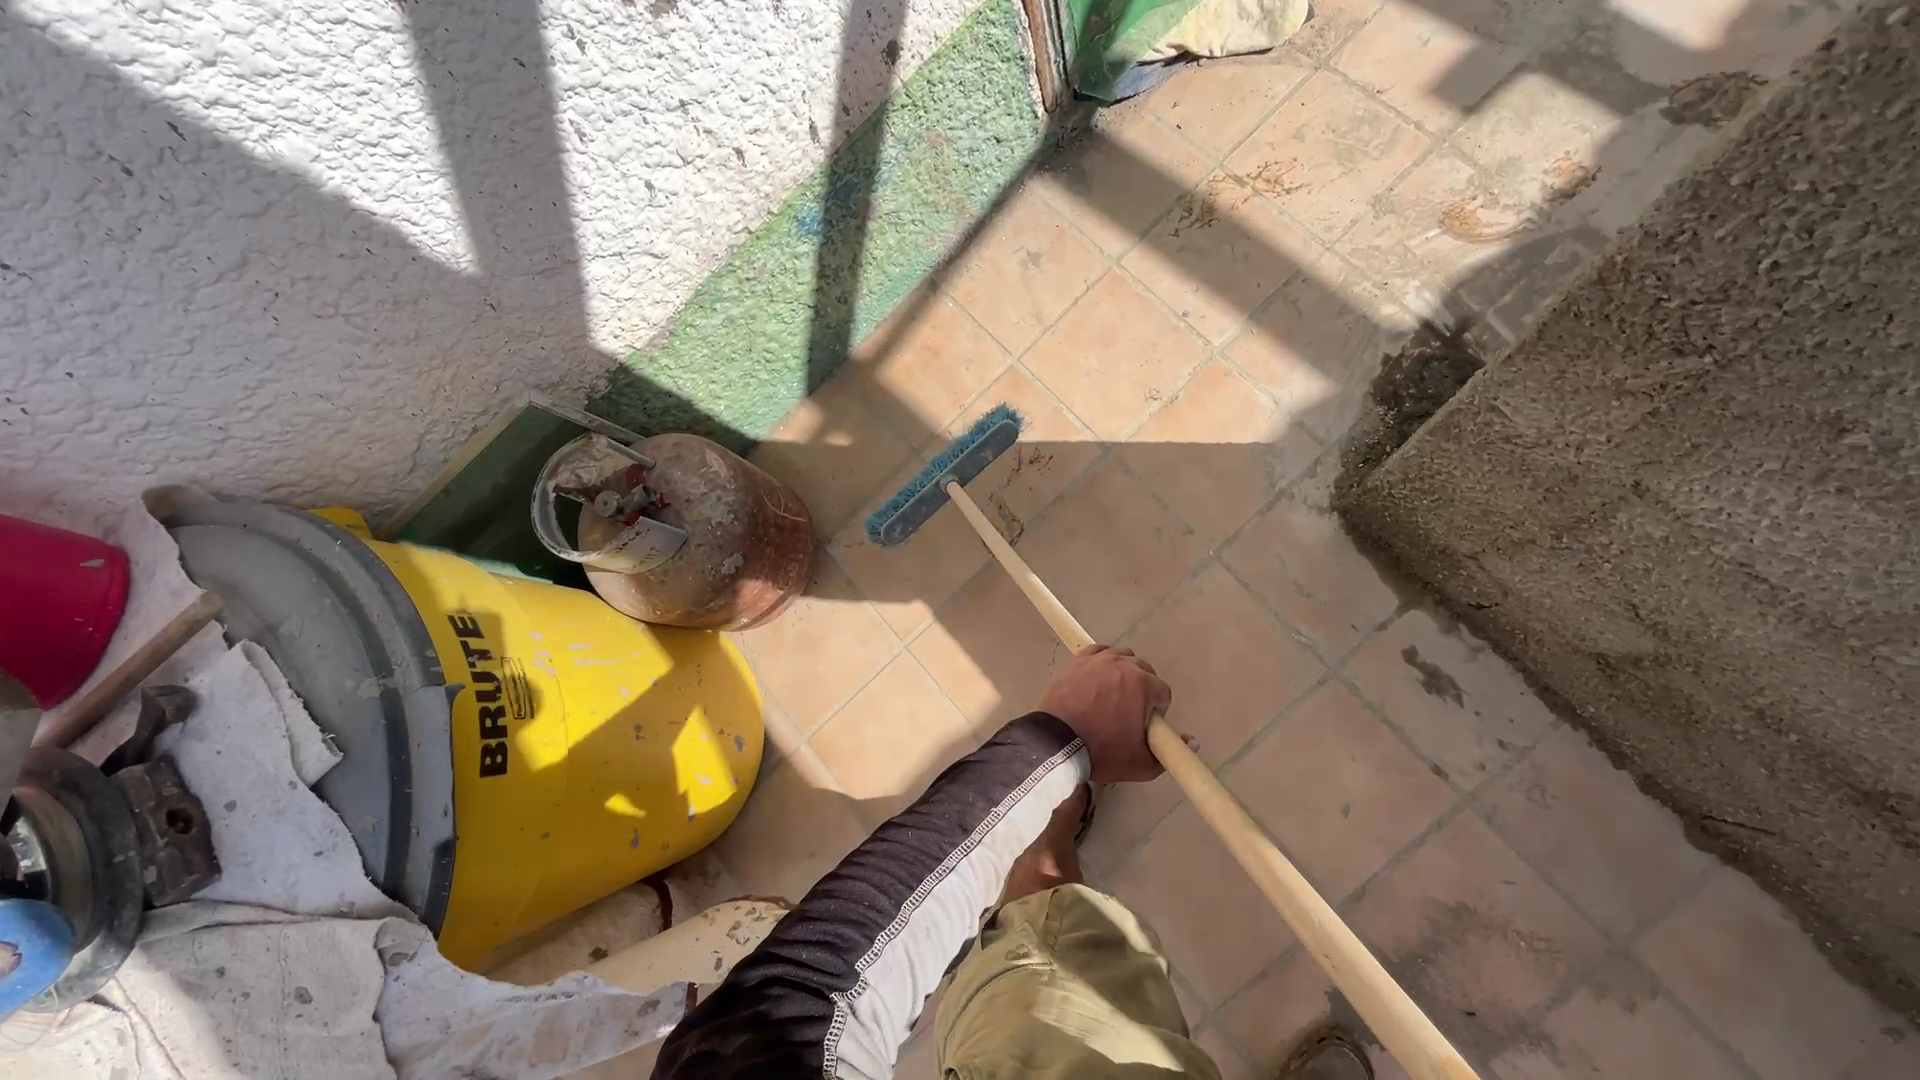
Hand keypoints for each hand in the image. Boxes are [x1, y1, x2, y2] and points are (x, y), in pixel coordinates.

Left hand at [1037, 645, 1172, 782]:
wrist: (1057, 742)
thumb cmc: (1102, 751)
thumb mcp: (1142, 764)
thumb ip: (1170, 752)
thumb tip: (1193, 740)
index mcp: (1144, 685)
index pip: (1163, 692)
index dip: (1157, 710)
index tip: (1145, 725)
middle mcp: (1124, 665)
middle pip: (1144, 672)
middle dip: (1141, 690)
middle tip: (1128, 712)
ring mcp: (1099, 660)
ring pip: (1121, 657)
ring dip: (1123, 672)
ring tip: (1112, 694)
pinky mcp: (1078, 660)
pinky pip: (1098, 651)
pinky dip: (1102, 661)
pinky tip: (1098, 676)